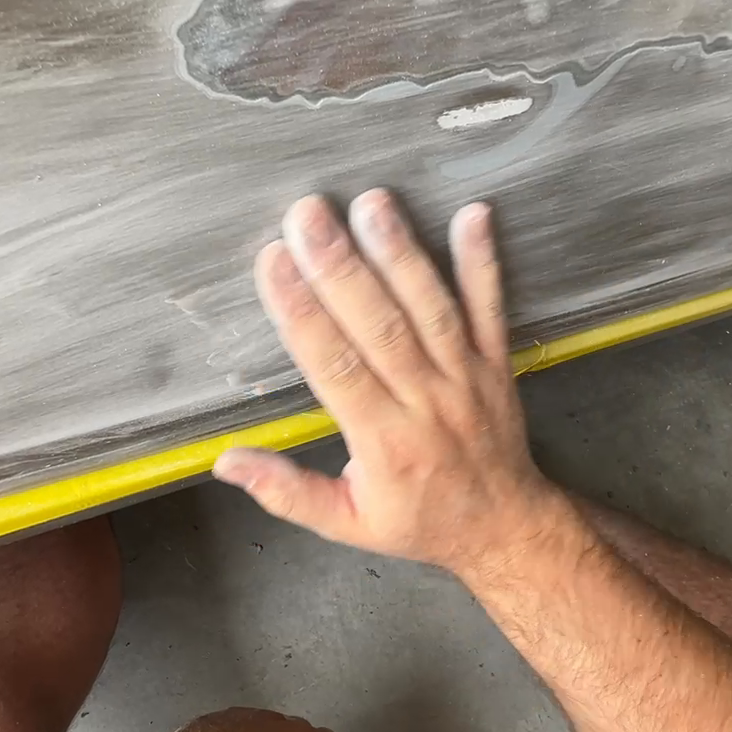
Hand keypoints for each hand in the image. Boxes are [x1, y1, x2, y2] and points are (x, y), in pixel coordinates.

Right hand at [214, 190, 573, 576]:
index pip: (334, 366)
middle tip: (308, 214)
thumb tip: (226, 463)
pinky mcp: (496, 361)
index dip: (301, 312)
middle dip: (340, 267)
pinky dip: (483, 263)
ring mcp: (466, 375)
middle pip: (379, 326)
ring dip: (402, 253)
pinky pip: (490, 308)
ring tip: (372, 204)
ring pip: (430, 309)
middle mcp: (425, 400)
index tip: (273, 263)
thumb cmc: (420, 522)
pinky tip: (473, 215)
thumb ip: (288, 491)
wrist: (505, 527)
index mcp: (382, 440)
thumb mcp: (347, 524)